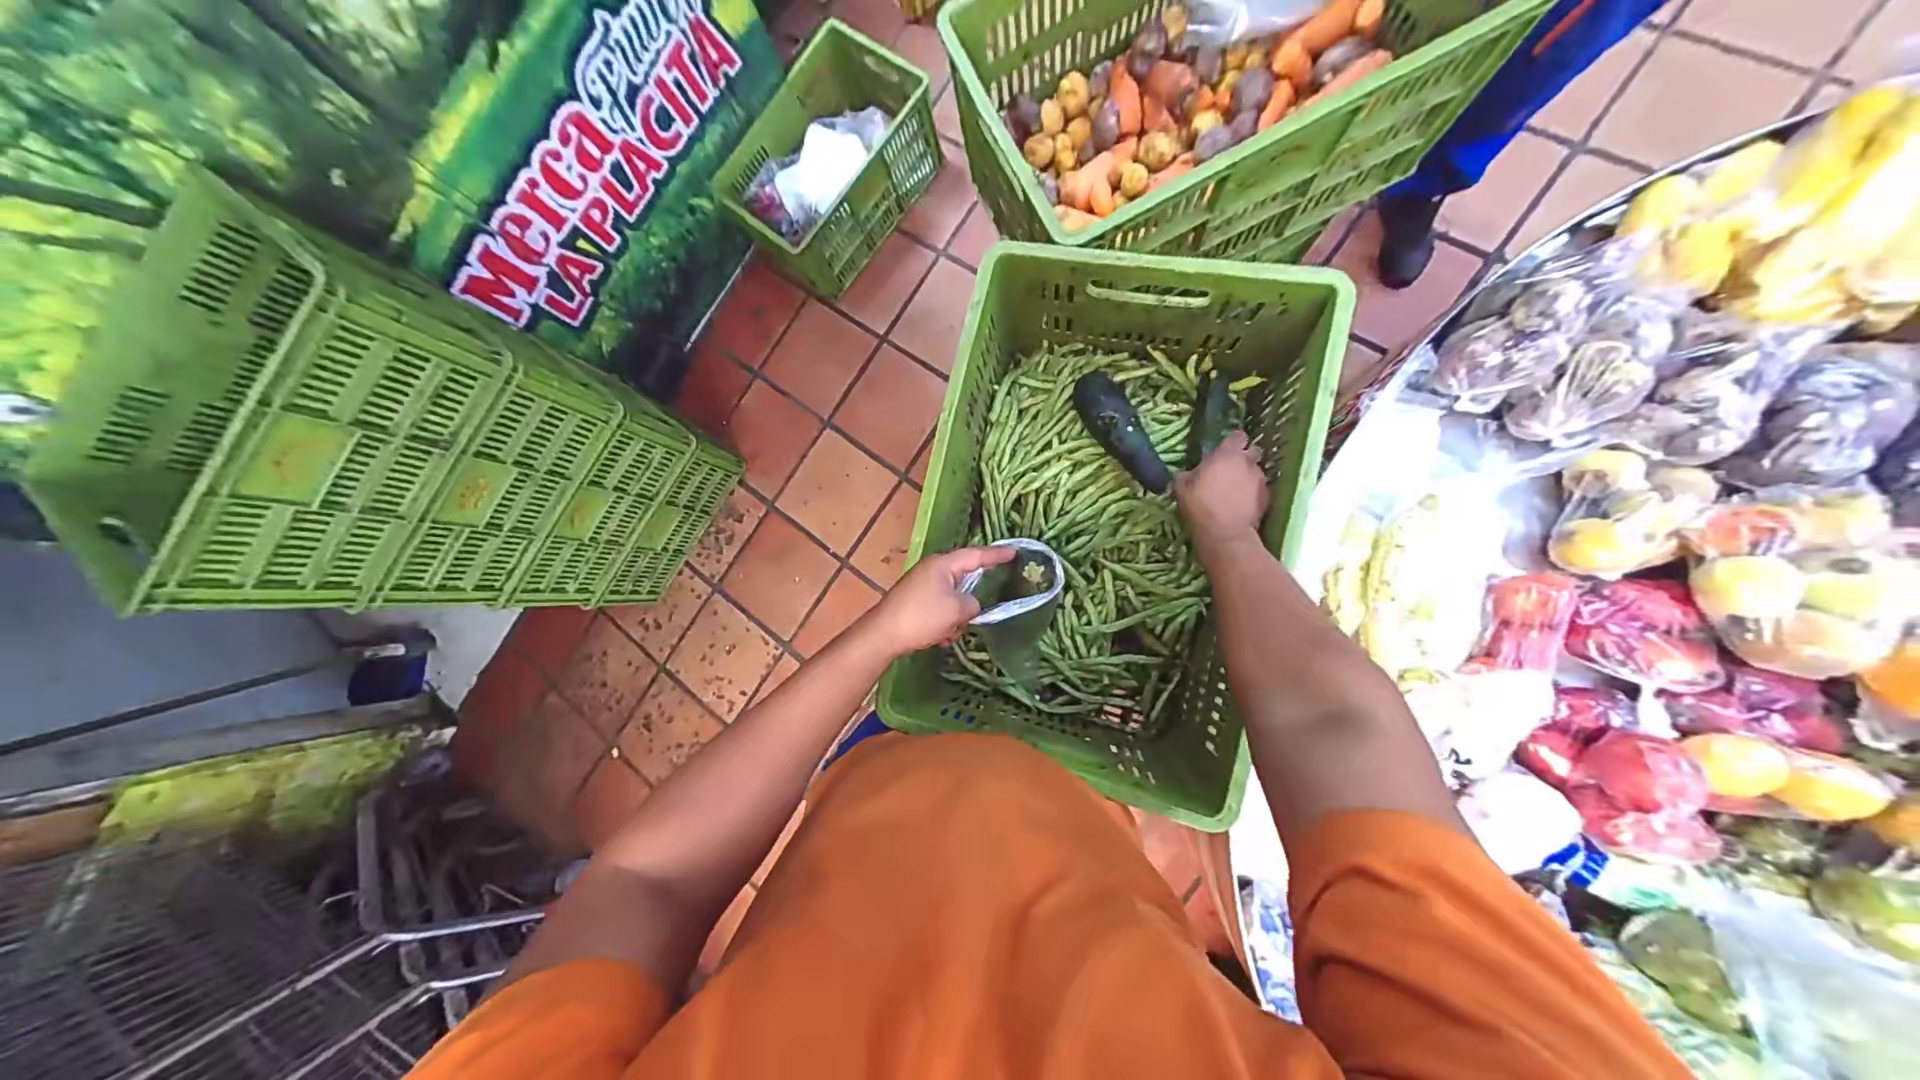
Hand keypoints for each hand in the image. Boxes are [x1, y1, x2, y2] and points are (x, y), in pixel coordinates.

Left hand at [864, 545, 1016, 655]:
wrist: (883, 634)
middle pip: (963, 574)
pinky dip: (945, 619)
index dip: (996, 554)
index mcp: (943, 564)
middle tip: (998, 588)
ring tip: (958, 627)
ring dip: (958, 611)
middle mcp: (932, 569)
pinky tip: (943, 636)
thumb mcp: (957, 610)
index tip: (1014, 551)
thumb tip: (971, 604)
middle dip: (976, 588)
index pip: (976, 555)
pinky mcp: (914, 600)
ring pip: (952, 593)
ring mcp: (921, 584)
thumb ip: (973, 604)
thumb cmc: (921, 617)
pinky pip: (939, 605)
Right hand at [1174, 430, 1267, 553]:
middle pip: (1252, 451)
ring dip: (1248, 476)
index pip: (1237, 436)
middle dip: (1244, 457)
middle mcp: (1247, 463)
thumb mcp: (1182, 488)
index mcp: (1226, 455)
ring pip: (1256, 471)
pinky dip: (1253, 493)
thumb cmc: (1200, 505)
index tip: (1224, 450)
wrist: (1225, 533)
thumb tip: (1185, 475)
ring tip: (1236, 490)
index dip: (1232, 442)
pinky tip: (1243, 504)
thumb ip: (1186, 476)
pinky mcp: (1267, 497)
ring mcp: (1260, 480)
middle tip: (1231, 469)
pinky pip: (1260, 489)